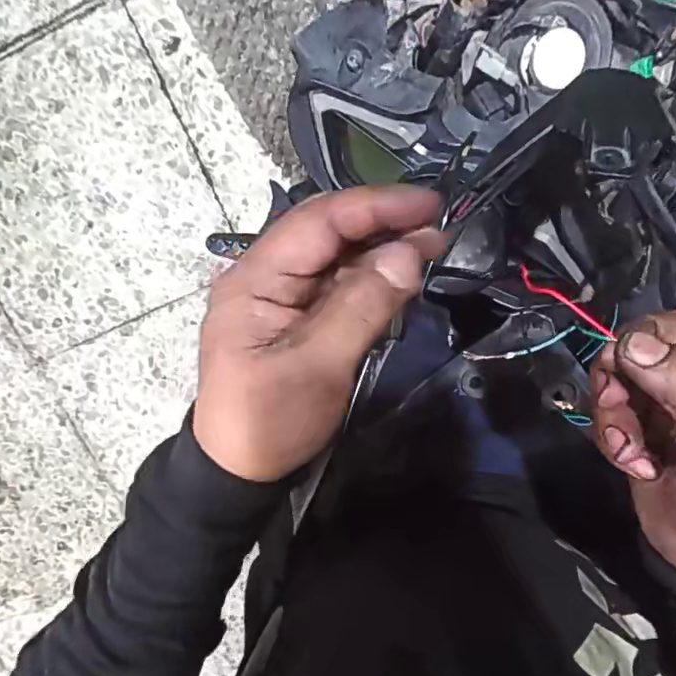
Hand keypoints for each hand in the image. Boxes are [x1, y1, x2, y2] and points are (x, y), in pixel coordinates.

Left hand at [194, 186, 443, 481]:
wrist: (237, 470)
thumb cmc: (269, 423)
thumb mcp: (318, 367)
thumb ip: (361, 306)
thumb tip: (408, 253)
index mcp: (253, 280)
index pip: (317, 222)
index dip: (375, 207)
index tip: (429, 205)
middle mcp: (260, 277)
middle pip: (324, 233)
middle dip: (381, 225)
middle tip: (438, 229)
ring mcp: (274, 297)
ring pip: (331, 257)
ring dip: (378, 250)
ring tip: (428, 250)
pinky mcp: (289, 318)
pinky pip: (331, 285)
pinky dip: (366, 279)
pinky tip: (397, 277)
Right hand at [589, 311, 675, 611]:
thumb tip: (633, 342)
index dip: (651, 336)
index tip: (623, 359)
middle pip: (644, 357)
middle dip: (622, 380)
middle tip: (615, 406)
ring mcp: (673, 421)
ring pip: (621, 389)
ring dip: (612, 414)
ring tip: (628, 448)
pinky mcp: (645, 446)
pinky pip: (612, 423)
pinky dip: (612, 440)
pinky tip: (633, 465)